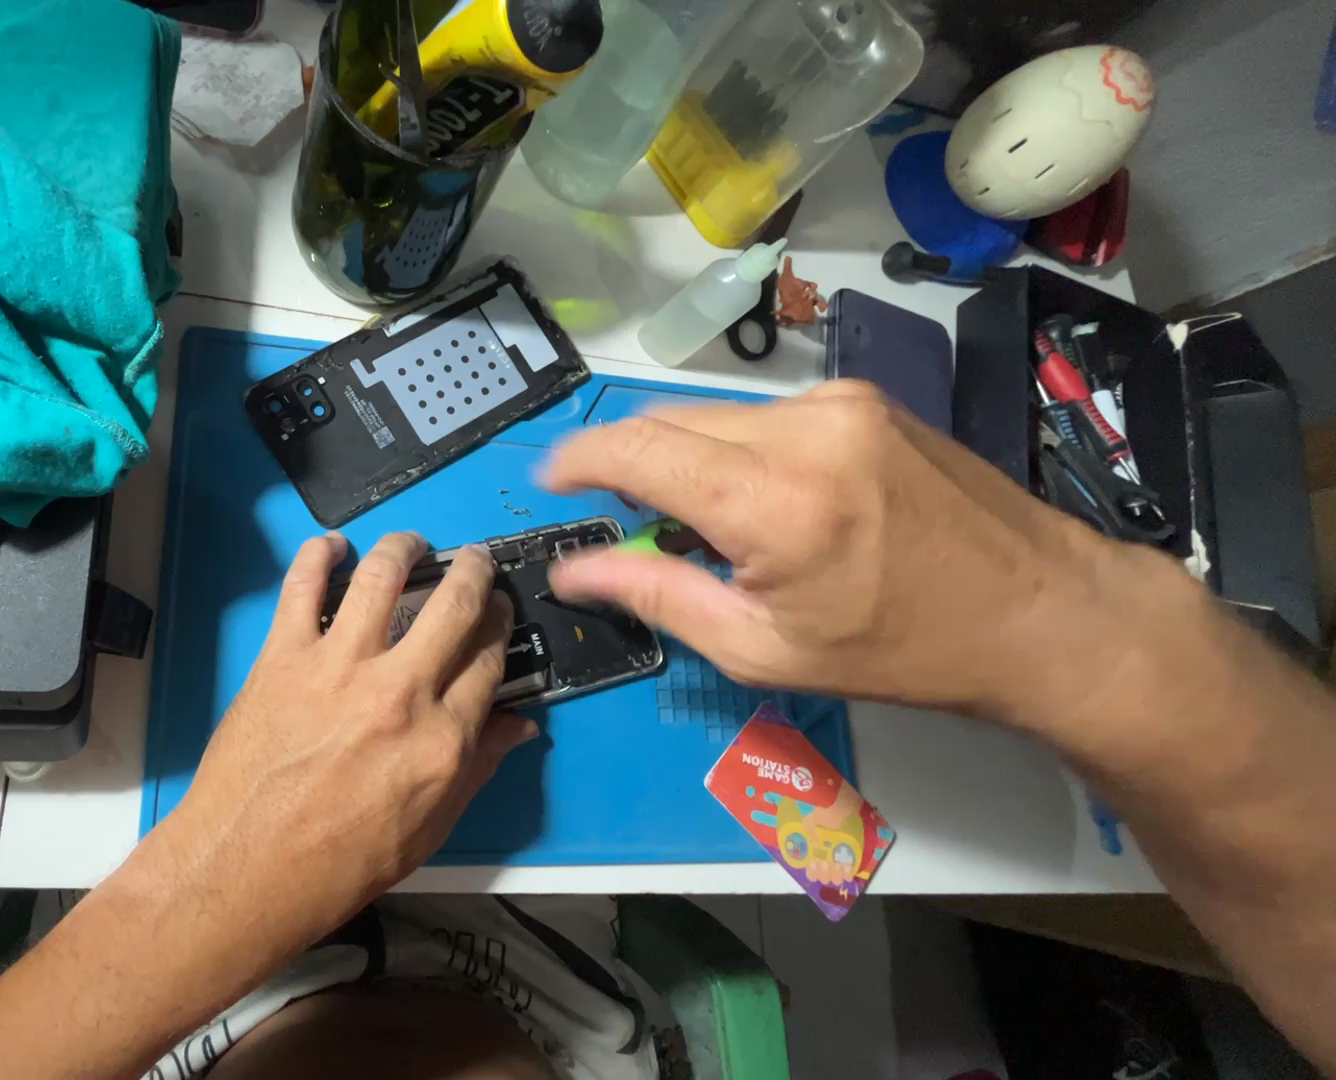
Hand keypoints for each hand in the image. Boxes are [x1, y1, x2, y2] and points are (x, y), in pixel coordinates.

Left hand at [160, 531, 532, 943]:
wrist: (244, 870)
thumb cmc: (342, 863)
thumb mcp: (428, 829)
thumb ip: (477, 769)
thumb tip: (519, 724)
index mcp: (442, 738)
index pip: (489, 659)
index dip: (500, 626)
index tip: (499, 612)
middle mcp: (399, 690)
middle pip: (454, 606)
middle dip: (475, 572)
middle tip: (476, 561)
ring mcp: (338, 666)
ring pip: (383, 576)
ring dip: (405, 546)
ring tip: (412, 542)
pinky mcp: (283, 656)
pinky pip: (302, 586)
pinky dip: (318, 554)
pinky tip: (332, 546)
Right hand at [539, 380, 1164, 723]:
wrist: (1046, 612)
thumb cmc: (898, 651)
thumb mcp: (759, 648)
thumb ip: (653, 596)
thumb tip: (573, 572)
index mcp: (774, 500)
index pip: (638, 450)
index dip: (577, 460)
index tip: (549, 481)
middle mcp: (802, 428)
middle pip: (665, 424)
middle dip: (624, 464)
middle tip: (623, 521)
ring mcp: (837, 403)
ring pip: (708, 417)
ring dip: (677, 458)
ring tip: (694, 522)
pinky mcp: (858, 398)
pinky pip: (755, 415)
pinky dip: (725, 449)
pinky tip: (749, 498)